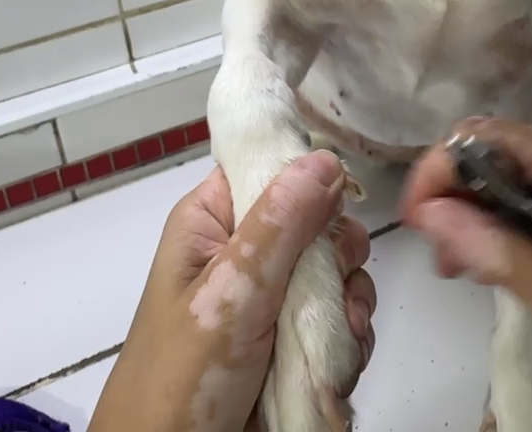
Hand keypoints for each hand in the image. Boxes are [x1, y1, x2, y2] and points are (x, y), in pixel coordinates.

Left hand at [90, 152, 376, 431]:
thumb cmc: (183, 374)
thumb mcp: (231, 290)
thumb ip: (279, 224)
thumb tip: (325, 157)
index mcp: (213, 221)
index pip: (266, 169)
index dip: (307, 177)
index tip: (337, 204)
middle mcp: (242, 251)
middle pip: (312, 222)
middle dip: (336, 252)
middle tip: (338, 275)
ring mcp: (268, 298)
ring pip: (332, 274)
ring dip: (347, 302)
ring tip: (345, 330)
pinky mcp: (290, 341)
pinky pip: (336, 319)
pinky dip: (348, 337)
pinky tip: (339, 361)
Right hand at [399, 118, 531, 431]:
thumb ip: (502, 253)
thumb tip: (428, 212)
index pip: (486, 137)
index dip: (439, 170)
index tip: (415, 223)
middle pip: (499, 149)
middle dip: (457, 193)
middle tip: (441, 257)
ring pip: (518, 171)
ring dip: (482, 210)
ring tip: (463, 267)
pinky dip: (514, 220)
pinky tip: (505, 262)